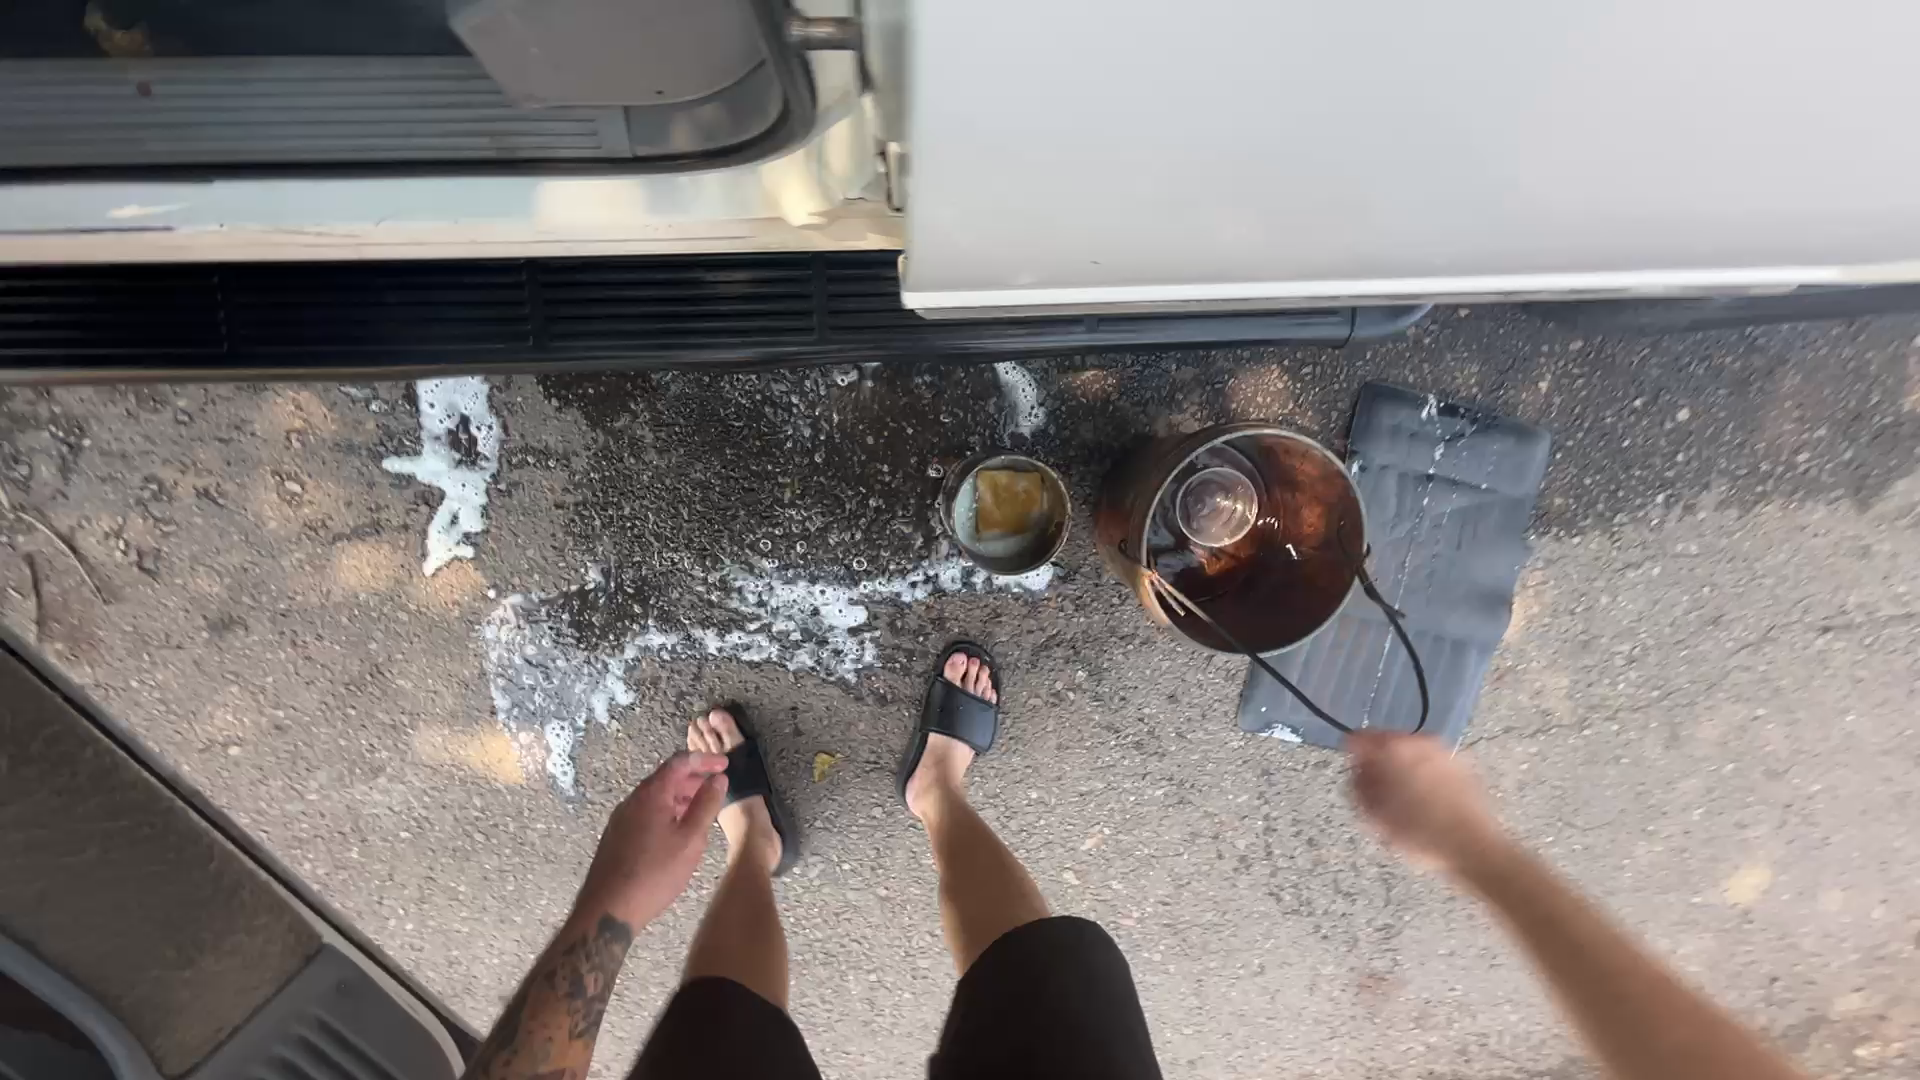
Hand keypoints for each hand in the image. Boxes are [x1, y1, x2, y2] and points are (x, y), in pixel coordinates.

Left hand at [576, 751, 729, 926]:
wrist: (607, 911)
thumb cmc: (654, 873)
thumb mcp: (690, 838)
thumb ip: (707, 804)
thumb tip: (718, 778)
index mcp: (651, 794)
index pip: (680, 762)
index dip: (705, 760)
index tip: (725, 765)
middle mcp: (633, 800)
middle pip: (666, 777)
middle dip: (694, 779)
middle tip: (716, 789)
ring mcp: (621, 818)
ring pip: (656, 796)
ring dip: (681, 797)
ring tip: (701, 811)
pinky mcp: (617, 836)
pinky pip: (646, 812)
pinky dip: (667, 811)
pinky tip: (677, 831)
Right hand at [1347, 733, 1511, 877]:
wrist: (1476, 850)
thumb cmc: (1419, 831)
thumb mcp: (1374, 812)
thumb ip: (1357, 783)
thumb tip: (1356, 770)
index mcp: (1393, 746)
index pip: (1358, 738)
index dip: (1352, 760)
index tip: (1354, 781)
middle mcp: (1420, 742)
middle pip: (1386, 748)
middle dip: (1379, 770)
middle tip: (1378, 799)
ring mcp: (1445, 754)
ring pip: (1410, 760)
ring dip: (1402, 777)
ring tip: (1403, 808)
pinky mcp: (1464, 771)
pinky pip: (1432, 771)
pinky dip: (1424, 783)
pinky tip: (1426, 809)